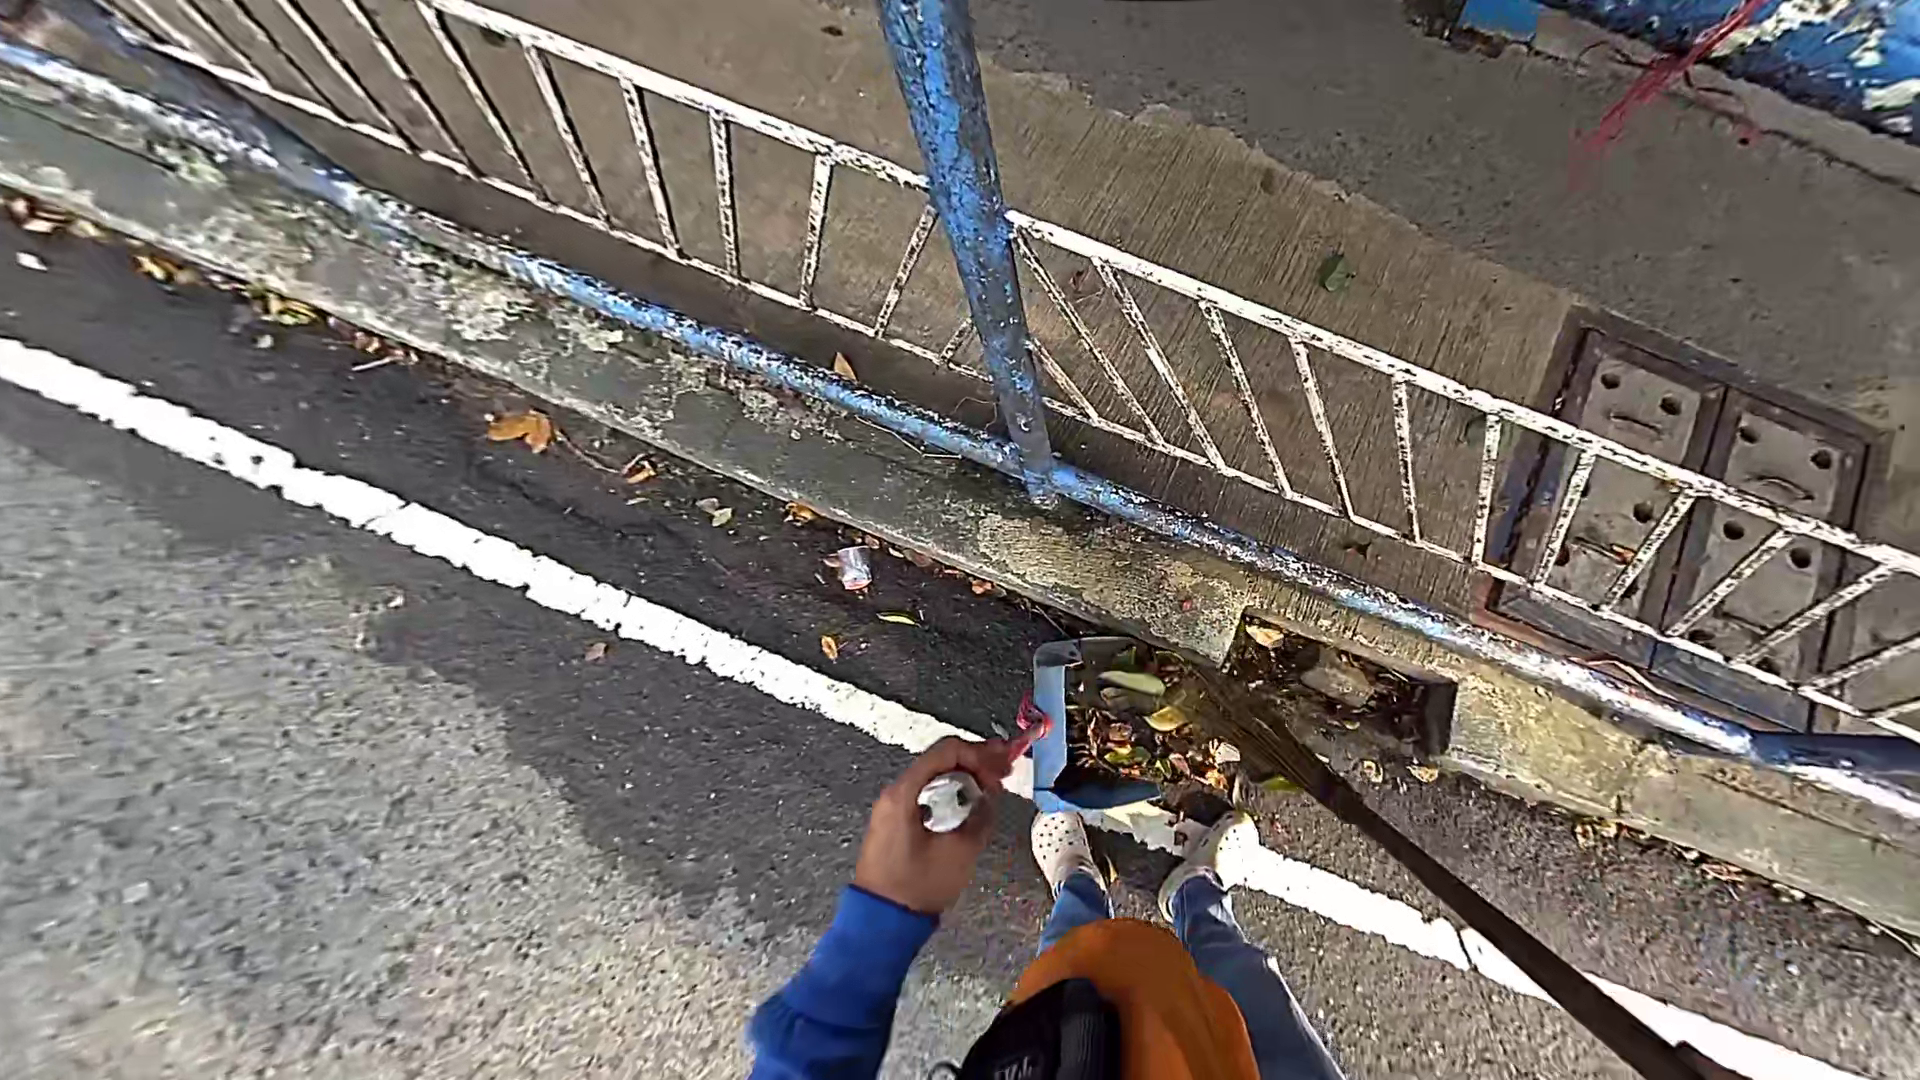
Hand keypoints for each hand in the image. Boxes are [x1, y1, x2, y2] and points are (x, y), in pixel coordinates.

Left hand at [853, 736, 1010, 914]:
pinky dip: (952, 790)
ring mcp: (894, 806)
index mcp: (905, 792)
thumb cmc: (915, 888)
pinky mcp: (896, 821)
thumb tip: (989, 797)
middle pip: (940, 759)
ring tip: (993, 782)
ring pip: (935, 775)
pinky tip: (971, 799)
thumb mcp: (959, 851)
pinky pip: (928, 793)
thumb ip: (980, 817)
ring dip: (965, 775)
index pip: (946, 751)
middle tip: (1003, 766)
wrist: (880, 923)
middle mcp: (895, 792)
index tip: (999, 767)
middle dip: (975, 761)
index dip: (978, 754)